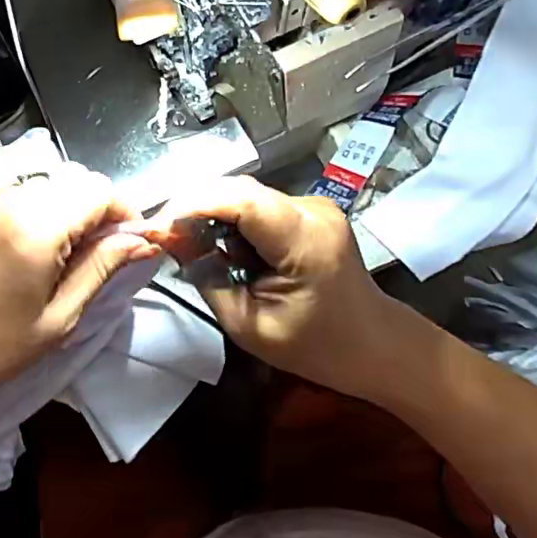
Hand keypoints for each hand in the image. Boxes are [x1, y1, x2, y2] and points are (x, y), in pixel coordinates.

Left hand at [0, 167, 156, 438]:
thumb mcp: (59, 317)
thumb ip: (102, 268)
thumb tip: (142, 242)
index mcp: (34, 225)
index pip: (98, 190)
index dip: (124, 212)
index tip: (132, 243)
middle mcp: (7, 199)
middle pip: (73, 182)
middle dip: (97, 210)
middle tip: (100, 255)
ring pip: (45, 186)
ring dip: (67, 210)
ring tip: (64, 257)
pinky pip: (15, 196)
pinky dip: (37, 212)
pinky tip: (30, 252)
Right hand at [143, 177, 432, 406]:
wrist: (377, 345)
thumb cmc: (318, 347)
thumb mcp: (250, 326)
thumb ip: (209, 279)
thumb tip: (172, 241)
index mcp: (305, 239)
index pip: (241, 200)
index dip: (194, 205)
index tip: (159, 227)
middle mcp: (312, 209)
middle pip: (240, 190)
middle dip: (196, 207)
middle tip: (165, 236)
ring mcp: (314, 206)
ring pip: (246, 194)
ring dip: (213, 213)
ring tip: (188, 243)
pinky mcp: (310, 211)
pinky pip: (260, 205)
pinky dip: (232, 219)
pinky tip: (221, 245)